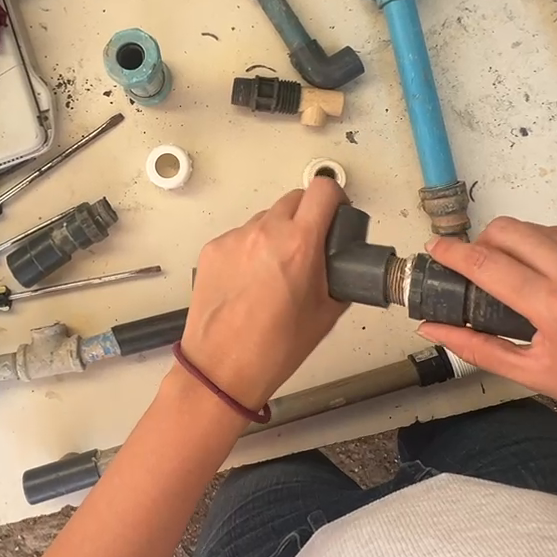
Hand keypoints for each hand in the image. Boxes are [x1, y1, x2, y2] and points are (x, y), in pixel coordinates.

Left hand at [180, 179, 348, 407]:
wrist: (223, 366)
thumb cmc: (272, 348)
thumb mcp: (326, 312)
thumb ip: (339, 276)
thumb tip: (342, 263)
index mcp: (298, 245)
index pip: (323, 190)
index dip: (336, 197)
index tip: (337, 209)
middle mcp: (264, 233)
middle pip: (294, 198)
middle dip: (308, 215)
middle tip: (311, 242)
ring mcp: (235, 239)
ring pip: (265, 217)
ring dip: (276, 232)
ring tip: (276, 270)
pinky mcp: (213, 248)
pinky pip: (240, 236)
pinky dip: (250, 249)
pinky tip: (251, 279)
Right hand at [421, 219, 556, 449]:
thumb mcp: (538, 377)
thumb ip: (478, 347)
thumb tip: (430, 327)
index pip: (487, 263)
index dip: (452, 253)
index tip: (434, 250)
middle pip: (508, 230)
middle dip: (483, 242)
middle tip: (481, 268)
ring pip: (538, 229)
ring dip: (518, 245)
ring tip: (521, 275)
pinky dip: (551, 248)